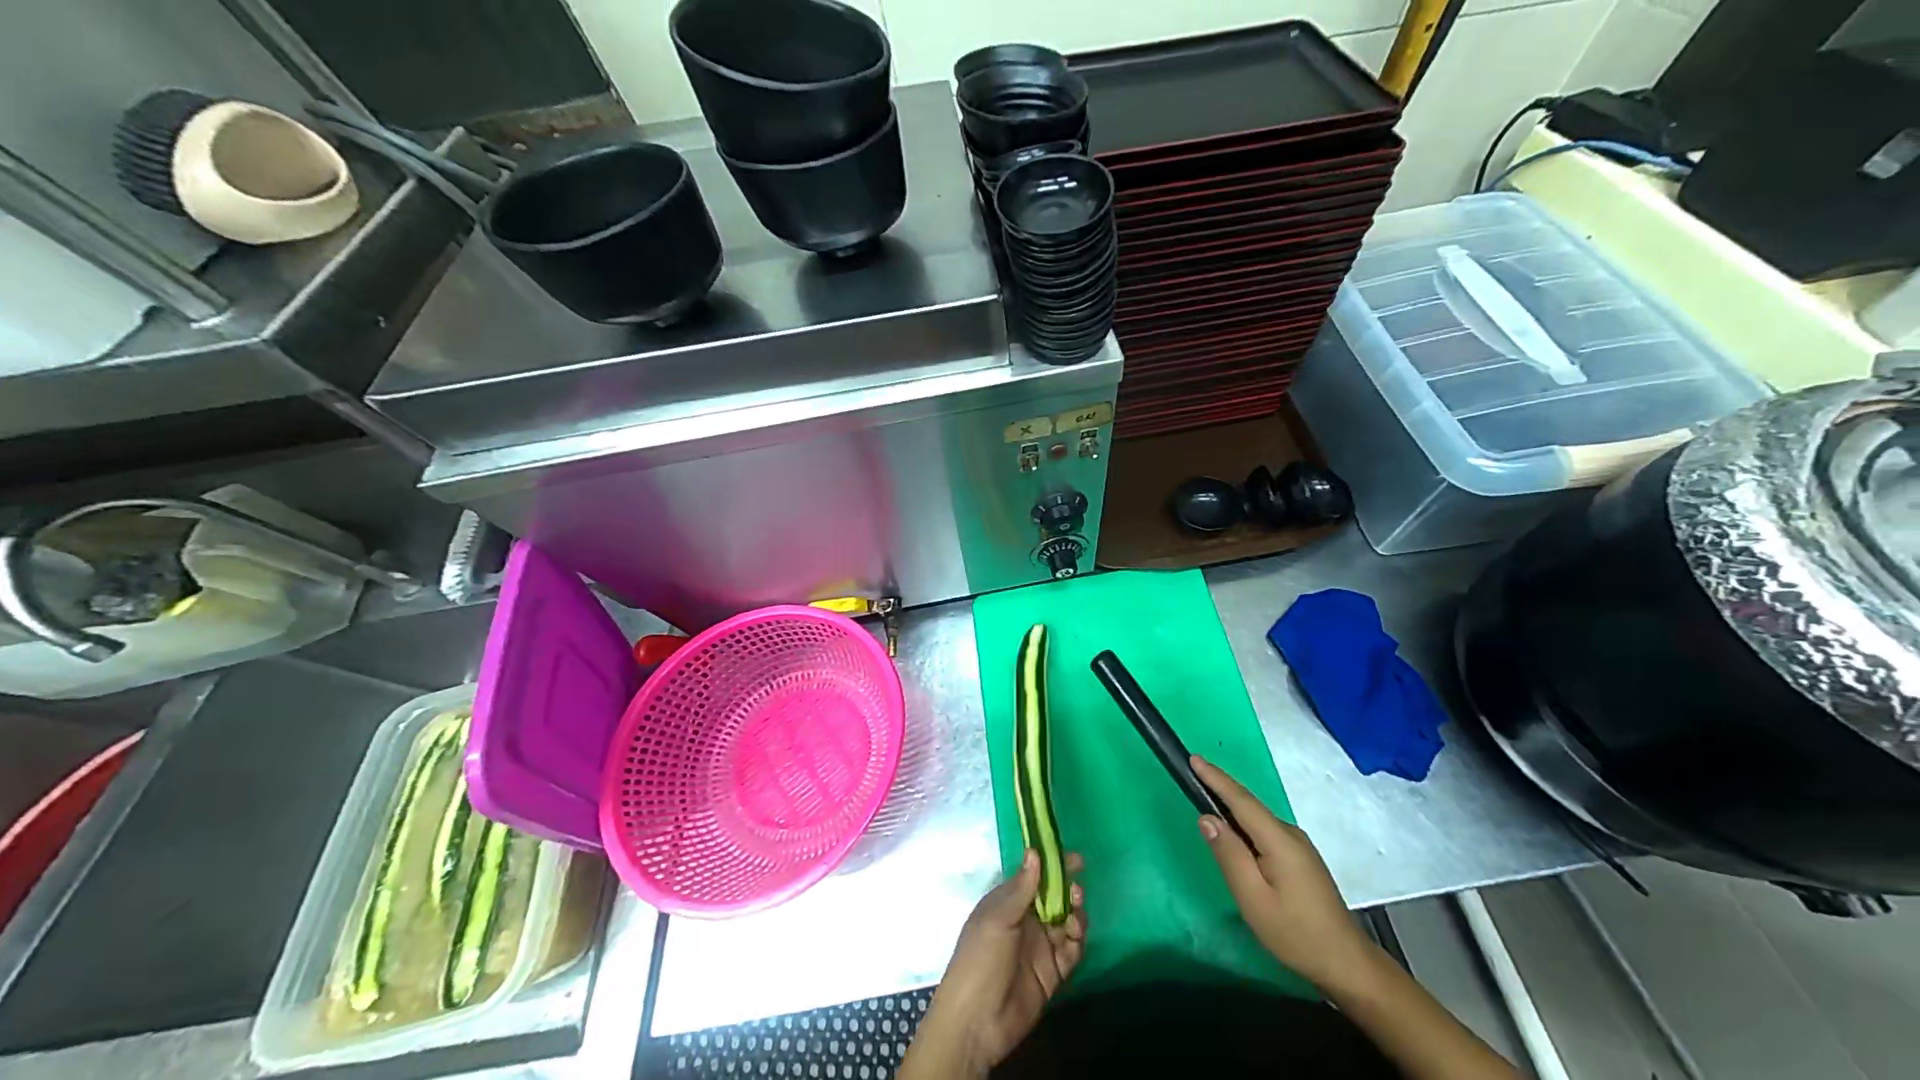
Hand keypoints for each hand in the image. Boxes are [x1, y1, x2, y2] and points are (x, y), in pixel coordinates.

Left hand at [900, 849, 1085, 1079]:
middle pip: (1053, 899)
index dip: (1051, 867)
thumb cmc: (980, 960)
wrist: (977, 1023)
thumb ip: (1021, 889)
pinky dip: (1077, 941)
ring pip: (1066, 922)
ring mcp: (1039, 948)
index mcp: (1005, 904)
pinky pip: (1071, 951)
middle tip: (1078, 889)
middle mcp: (1024, 922)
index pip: (1032, 878)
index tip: (1073, 859)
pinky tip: (1076, 935)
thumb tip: (1034, 852)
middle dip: (1067, 890)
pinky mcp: (1052, 973)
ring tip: (1075, 912)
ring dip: (1075, 914)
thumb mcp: (997, 920)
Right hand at [1192, 755, 1379, 993]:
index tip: (1193, 758)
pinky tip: (1233, 834)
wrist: (1346, 963)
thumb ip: (1229, 854)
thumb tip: (1207, 818)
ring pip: (1257, 819)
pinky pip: (1265, 832)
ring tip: (1204, 800)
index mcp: (1279, 840)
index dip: (1216, 778)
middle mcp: (1290, 835)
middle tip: (1191, 774)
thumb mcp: (1253, 897)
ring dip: (1231, 807)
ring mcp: (1299, 847)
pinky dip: (1244, 824)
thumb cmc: (1295, 933)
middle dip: (1220, 787)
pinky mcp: (1300, 859)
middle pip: (1250, 805)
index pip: (1241, 800)